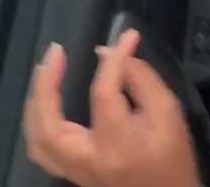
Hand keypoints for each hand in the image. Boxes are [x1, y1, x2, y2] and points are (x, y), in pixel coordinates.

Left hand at [23, 29, 201, 186]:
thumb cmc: (173, 157)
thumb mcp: (169, 112)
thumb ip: (141, 78)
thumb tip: (109, 52)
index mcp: (119, 146)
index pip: (104, 94)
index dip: (113, 59)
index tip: (125, 37)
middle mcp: (90, 162)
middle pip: (49, 127)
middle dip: (45, 85)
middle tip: (56, 51)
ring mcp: (77, 173)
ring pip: (37, 142)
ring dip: (36, 102)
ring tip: (46, 69)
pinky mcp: (73, 173)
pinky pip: (43, 149)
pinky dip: (39, 120)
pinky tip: (47, 98)